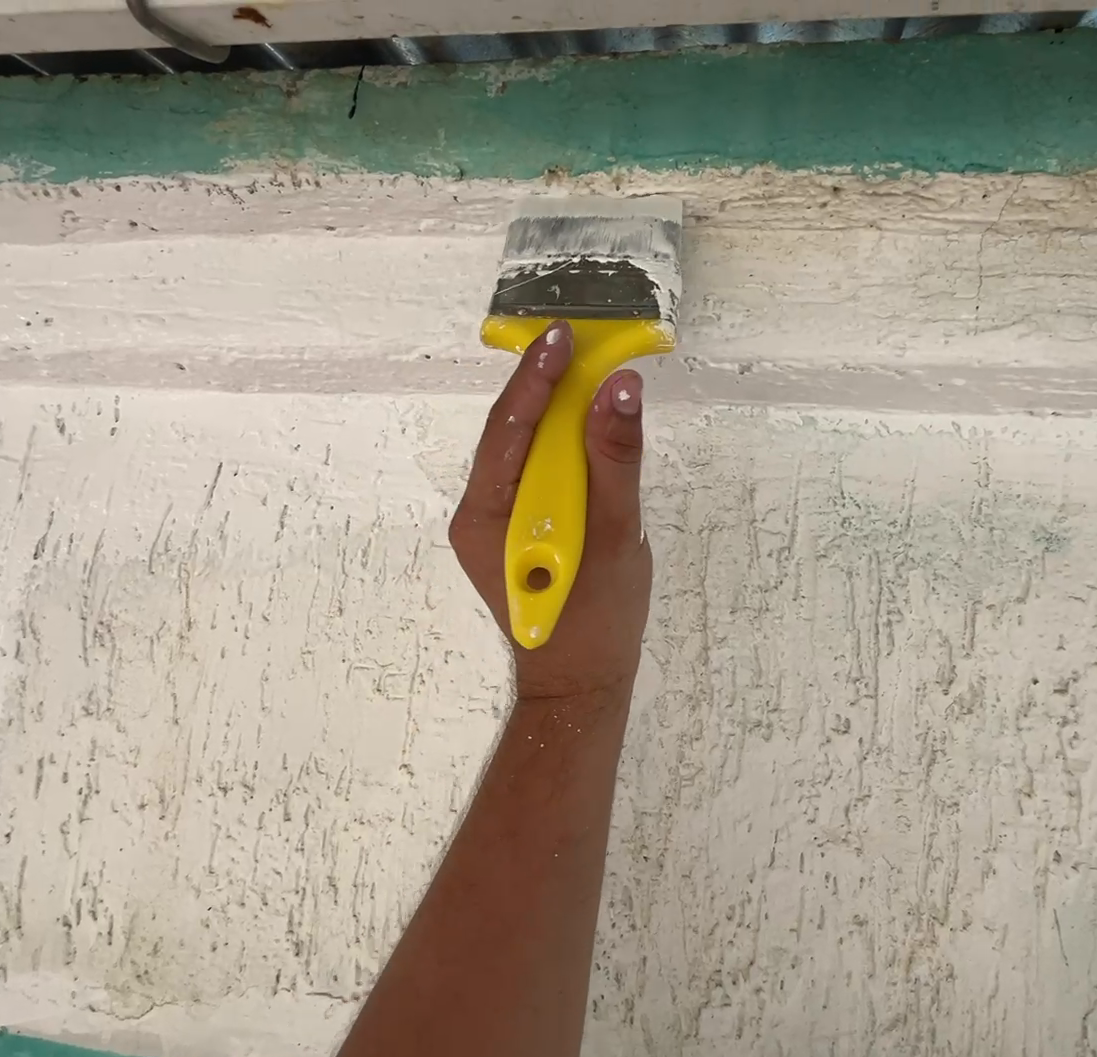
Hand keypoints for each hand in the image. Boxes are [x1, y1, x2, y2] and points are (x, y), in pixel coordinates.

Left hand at [450, 320, 653, 700]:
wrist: (581, 682)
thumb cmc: (597, 621)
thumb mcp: (614, 538)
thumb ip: (614, 461)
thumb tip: (619, 388)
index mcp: (486, 516)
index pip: (508, 431)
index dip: (537, 380)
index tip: (564, 335)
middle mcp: (477, 512)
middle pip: (511, 434)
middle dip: (547, 386)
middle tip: (584, 342)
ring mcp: (492, 521)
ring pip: (523, 450)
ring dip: (555, 410)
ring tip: (588, 369)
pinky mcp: (513, 528)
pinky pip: (534, 472)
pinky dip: (560, 444)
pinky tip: (585, 424)